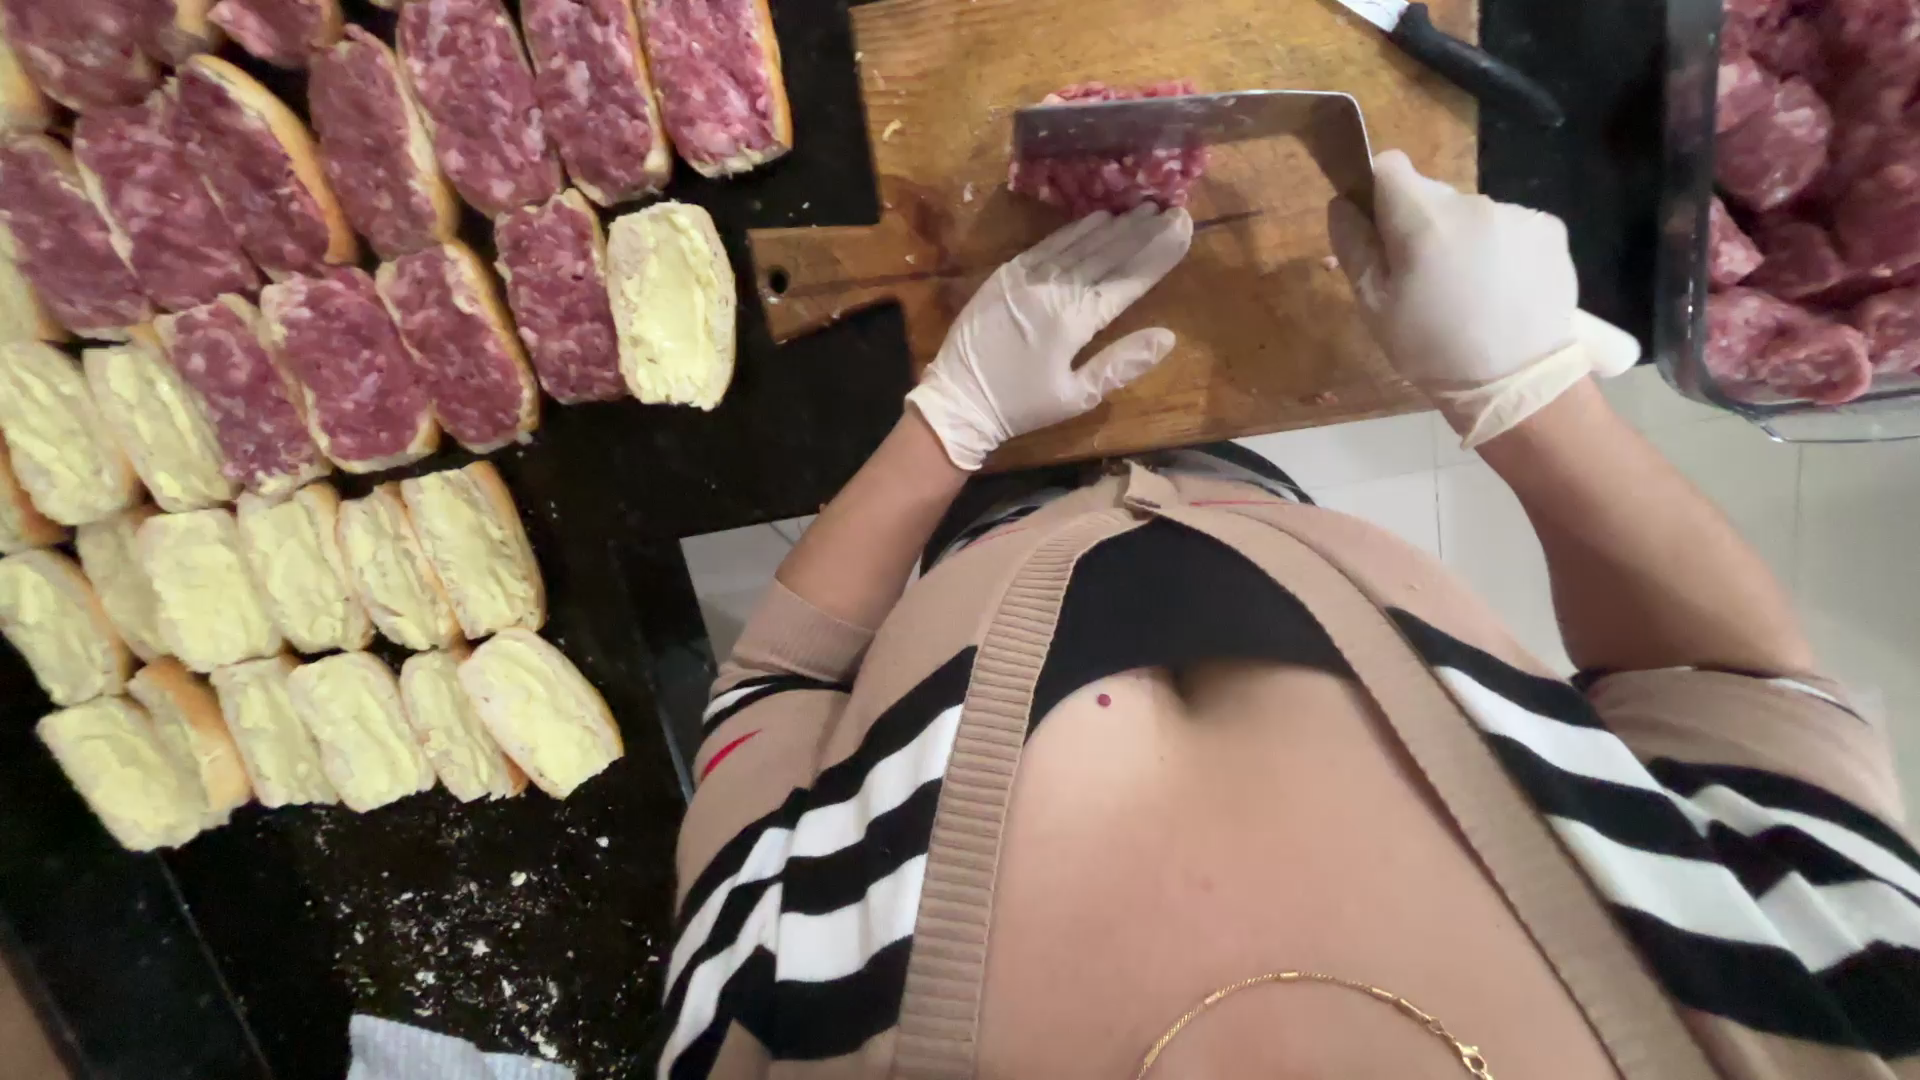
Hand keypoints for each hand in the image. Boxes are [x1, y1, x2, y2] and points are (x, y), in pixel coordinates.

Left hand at [907, 205, 1192, 470]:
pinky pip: (1046, 246)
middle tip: (1171, 211)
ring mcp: (1026, 279)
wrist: (958, 401)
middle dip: (1142, 233)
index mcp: (1074, 322)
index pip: (1126, 281)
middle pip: (1106, 256)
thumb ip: (1120, 364)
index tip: (1184, 229)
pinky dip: (1073, 231)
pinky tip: (1095, 219)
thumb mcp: (1076, 397)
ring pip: (1078, 245)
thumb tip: (1167, 336)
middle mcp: (1053, 291)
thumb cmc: (1021, 407)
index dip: (1157, 255)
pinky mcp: (1005, 277)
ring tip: (1142, 209)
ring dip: (1113, 226)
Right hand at [1329, 150, 1639, 447]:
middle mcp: (1472, 202)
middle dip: (1415, 225)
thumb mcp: (1373, 306)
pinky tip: (1493, 289)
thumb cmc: (1428, 347)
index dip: (1374, 190)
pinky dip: (1492, 249)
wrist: (1513, 378)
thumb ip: (1354, 248)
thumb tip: (1341, 204)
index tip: (1374, 227)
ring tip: (1459, 291)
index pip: (1389, 167)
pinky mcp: (1549, 228)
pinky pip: (1504, 227)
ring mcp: (1516, 213)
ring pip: (1467, 214)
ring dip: (1455, 239)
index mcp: (1423, 220)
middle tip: (1416, 279)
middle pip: (1429, 195)